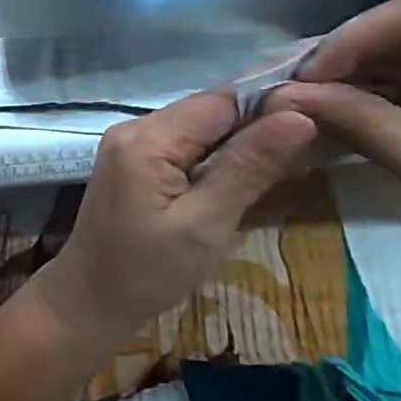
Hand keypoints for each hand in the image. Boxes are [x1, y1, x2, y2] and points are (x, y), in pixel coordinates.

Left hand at [34, 90, 318, 343]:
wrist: (89, 299)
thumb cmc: (148, 271)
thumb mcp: (206, 224)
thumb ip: (248, 167)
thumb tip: (298, 116)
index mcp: (147, 137)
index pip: (220, 101)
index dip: (266, 113)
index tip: (311, 135)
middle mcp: (133, 127)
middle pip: (207, 111)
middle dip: (251, 131)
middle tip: (298, 162)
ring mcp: (127, 143)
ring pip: (196, 128)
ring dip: (231, 148)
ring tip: (271, 176)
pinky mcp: (129, 161)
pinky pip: (179, 146)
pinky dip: (207, 160)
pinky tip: (229, 186)